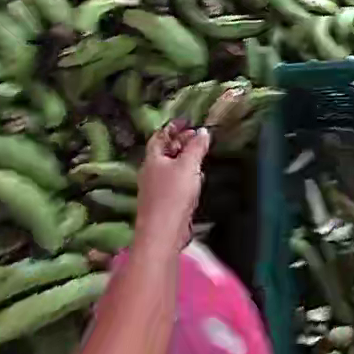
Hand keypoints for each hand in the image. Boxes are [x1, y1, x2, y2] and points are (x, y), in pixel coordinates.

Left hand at [133, 120, 209, 253]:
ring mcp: (155, 188)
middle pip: (164, 151)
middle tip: (198, 137)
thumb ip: (196, 147)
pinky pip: (174, 182)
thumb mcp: (188, 166)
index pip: (160, 136)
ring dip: (184, 159)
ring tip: (201, 155)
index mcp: (152, 158)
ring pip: (170, 167)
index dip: (173, 127)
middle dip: (180, 142)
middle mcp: (150, 171)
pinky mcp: (163, 202)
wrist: (163, 232)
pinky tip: (197, 179)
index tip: (189, 122)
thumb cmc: (173, 194)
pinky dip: (185, 175)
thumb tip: (203, 131)